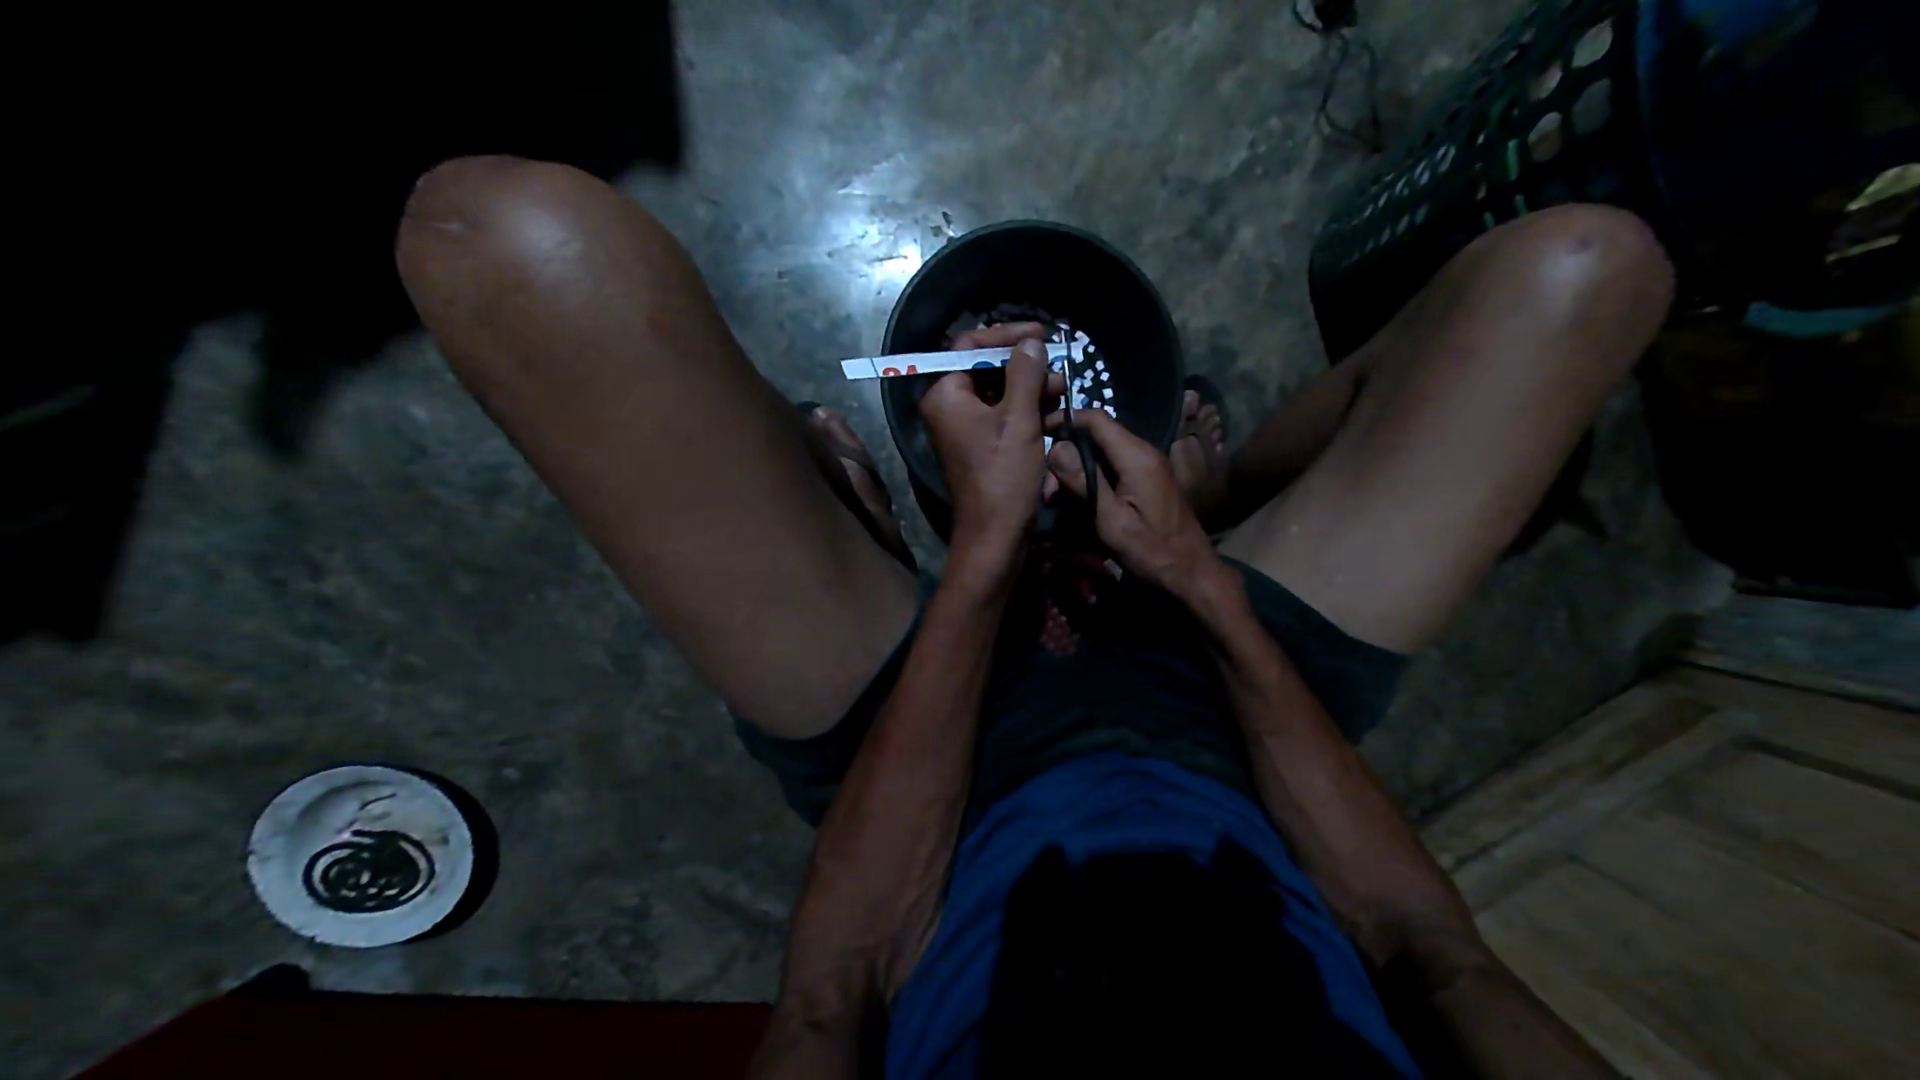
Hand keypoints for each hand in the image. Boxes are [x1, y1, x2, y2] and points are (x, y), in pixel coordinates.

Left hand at [919, 326, 1064, 568]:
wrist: (995, 534)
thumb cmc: (1003, 476)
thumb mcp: (1019, 419)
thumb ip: (1025, 374)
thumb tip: (1031, 343)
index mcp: (945, 395)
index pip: (969, 346)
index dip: (1006, 336)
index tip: (1040, 334)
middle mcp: (948, 408)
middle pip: (986, 369)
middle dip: (1025, 367)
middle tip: (1058, 367)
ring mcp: (964, 428)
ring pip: (1000, 394)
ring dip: (1032, 390)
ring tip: (1063, 391)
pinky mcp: (981, 446)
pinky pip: (1004, 417)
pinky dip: (1028, 413)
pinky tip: (1056, 415)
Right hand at [1046, 406, 1225, 600]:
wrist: (1190, 572)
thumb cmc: (1151, 550)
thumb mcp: (1111, 520)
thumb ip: (1084, 482)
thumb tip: (1056, 448)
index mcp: (1136, 457)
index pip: (1096, 419)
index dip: (1066, 420)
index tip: (1039, 434)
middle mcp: (1143, 452)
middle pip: (1096, 437)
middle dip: (1066, 457)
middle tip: (1048, 491)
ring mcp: (1146, 466)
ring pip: (1101, 454)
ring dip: (1076, 472)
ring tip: (1057, 502)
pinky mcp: (1146, 479)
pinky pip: (1112, 468)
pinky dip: (1091, 480)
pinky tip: (1077, 504)